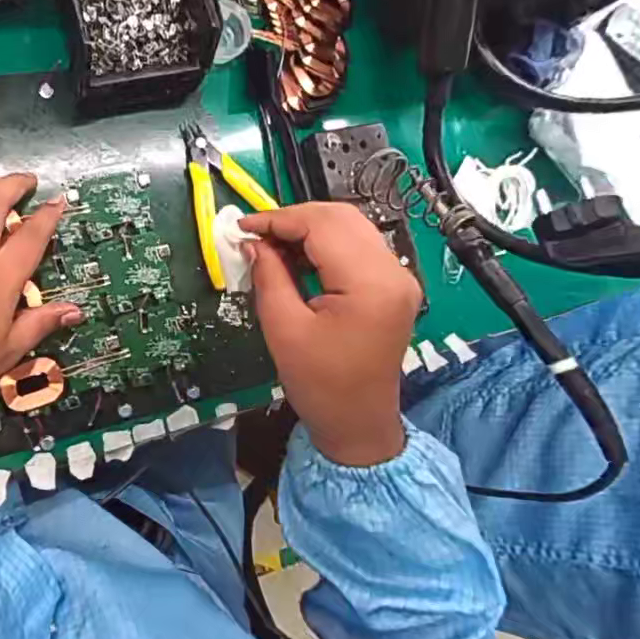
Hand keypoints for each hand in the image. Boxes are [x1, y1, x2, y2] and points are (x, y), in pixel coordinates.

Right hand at [239, 203, 421, 466]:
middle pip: (342, 217)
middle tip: (254, 233)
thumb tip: (253, 243)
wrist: (357, 421)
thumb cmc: (318, 383)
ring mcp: (397, 278)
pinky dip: (322, 244)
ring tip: (269, 245)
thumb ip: (269, 276)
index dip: (278, 219)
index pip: (323, 226)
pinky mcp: (391, 286)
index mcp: (369, 284)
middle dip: (293, 218)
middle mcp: (393, 272)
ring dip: (307, 228)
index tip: (242, 227)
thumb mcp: (283, 328)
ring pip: (350, 227)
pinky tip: (294, 257)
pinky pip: (355, 247)